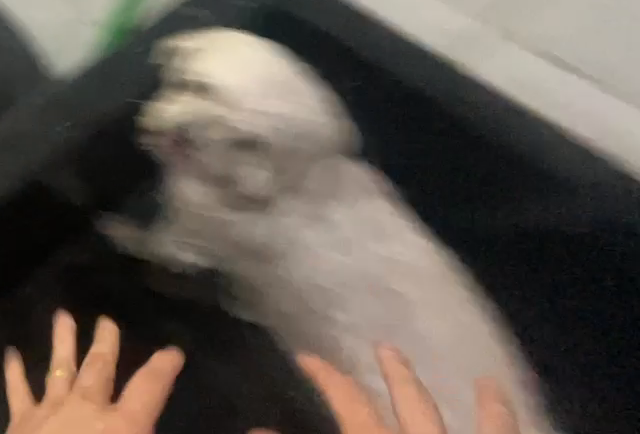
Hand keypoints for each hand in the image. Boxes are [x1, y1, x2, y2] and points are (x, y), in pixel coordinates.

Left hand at [3, 310, 185, 433]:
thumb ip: (149, 433)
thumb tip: (188, 427)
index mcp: (123, 428)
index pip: (149, 390)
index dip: (162, 369)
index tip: (172, 351)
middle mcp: (86, 410)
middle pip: (99, 369)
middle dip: (104, 344)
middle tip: (105, 319)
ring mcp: (50, 411)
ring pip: (58, 368)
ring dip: (61, 342)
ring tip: (61, 315)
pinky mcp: (21, 421)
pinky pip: (17, 390)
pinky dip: (14, 370)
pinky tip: (10, 352)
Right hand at [262, 345, 521, 433]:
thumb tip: (255, 427)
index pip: (348, 398)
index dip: (325, 373)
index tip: (306, 357)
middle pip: (414, 402)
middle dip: (400, 374)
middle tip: (387, 348)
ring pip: (487, 430)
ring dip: (490, 408)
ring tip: (490, 384)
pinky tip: (518, 431)